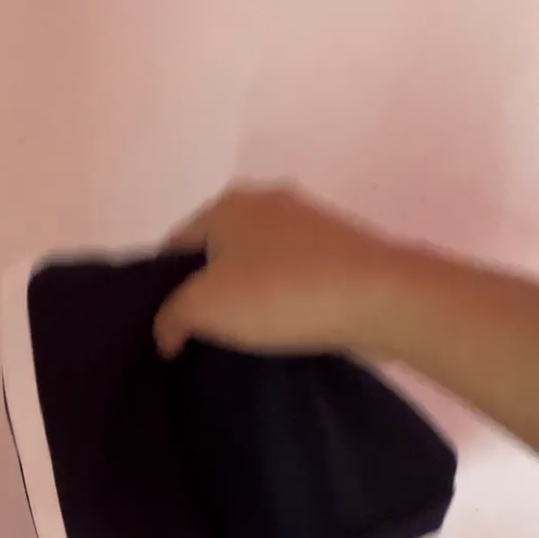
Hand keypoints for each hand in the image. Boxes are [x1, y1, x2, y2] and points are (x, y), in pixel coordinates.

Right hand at [153, 185, 417, 360]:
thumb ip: (168, 319)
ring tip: (236, 337)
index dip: (160, 289)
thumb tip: (167, 335)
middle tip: (195, 335)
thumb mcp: (200, 308)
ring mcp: (307, 221)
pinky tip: (277, 328)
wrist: (378, 298)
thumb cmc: (276, 293)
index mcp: (226, 204)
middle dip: (201, 292)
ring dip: (241, 297)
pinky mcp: (338, 247)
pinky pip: (288, 275)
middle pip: (213, 253)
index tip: (165, 327)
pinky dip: (276, 299)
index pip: (172, 247)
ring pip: (252, 264)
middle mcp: (265, 201)